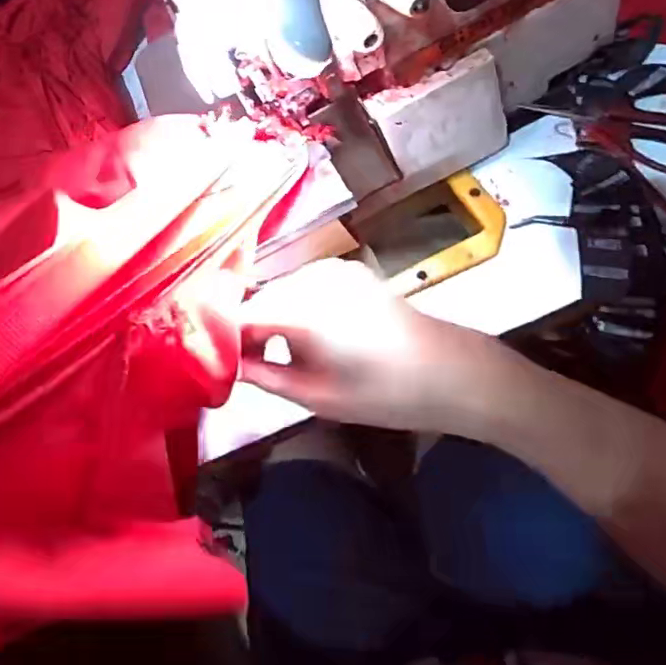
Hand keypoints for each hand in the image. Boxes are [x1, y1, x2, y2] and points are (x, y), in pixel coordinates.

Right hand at [235, 260, 518, 437]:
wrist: (451, 372)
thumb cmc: (384, 393)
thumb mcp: (316, 395)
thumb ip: (263, 375)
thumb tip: (225, 365)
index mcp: (302, 309)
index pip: (238, 313)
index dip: (221, 336)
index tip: (215, 361)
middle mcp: (312, 278)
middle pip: (257, 297)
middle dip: (245, 326)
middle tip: (247, 363)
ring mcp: (331, 269)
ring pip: (279, 289)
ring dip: (269, 315)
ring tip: (279, 352)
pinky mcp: (346, 269)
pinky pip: (303, 284)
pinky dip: (294, 305)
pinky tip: (309, 333)